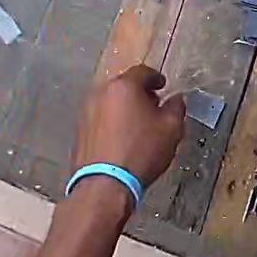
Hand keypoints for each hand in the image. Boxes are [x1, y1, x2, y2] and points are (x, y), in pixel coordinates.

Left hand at [72, 64, 185, 194]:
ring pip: (110, 102)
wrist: (104, 185)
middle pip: (124, 85)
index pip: (142, 72)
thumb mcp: (171, 129)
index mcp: (124, 87)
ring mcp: (86, 112)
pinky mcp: (79, 131)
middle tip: (152, 105)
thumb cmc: (141, 152)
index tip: (163, 85)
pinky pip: (100, 119)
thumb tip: (176, 98)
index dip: (155, 78)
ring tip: (137, 124)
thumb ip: (176, 107)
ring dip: (124, 108)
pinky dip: (111, 122)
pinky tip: (121, 139)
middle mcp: (102, 93)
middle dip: (139, 93)